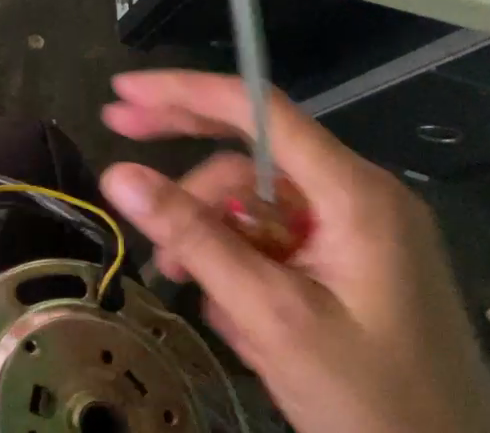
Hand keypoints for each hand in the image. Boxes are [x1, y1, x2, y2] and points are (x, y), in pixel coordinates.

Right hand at [99, 72, 489, 432]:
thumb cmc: (372, 400)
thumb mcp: (271, 317)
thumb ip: (194, 239)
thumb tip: (117, 174)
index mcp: (355, 194)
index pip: (258, 110)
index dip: (184, 92)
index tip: (124, 90)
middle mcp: (359, 196)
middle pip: (251, 148)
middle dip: (185, 155)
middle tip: (117, 135)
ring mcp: (358, 231)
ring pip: (254, 201)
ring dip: (208, 232)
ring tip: (179, 277)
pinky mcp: (352, 264)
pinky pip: (274, 238)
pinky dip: (239, 261)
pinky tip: (228, 307)